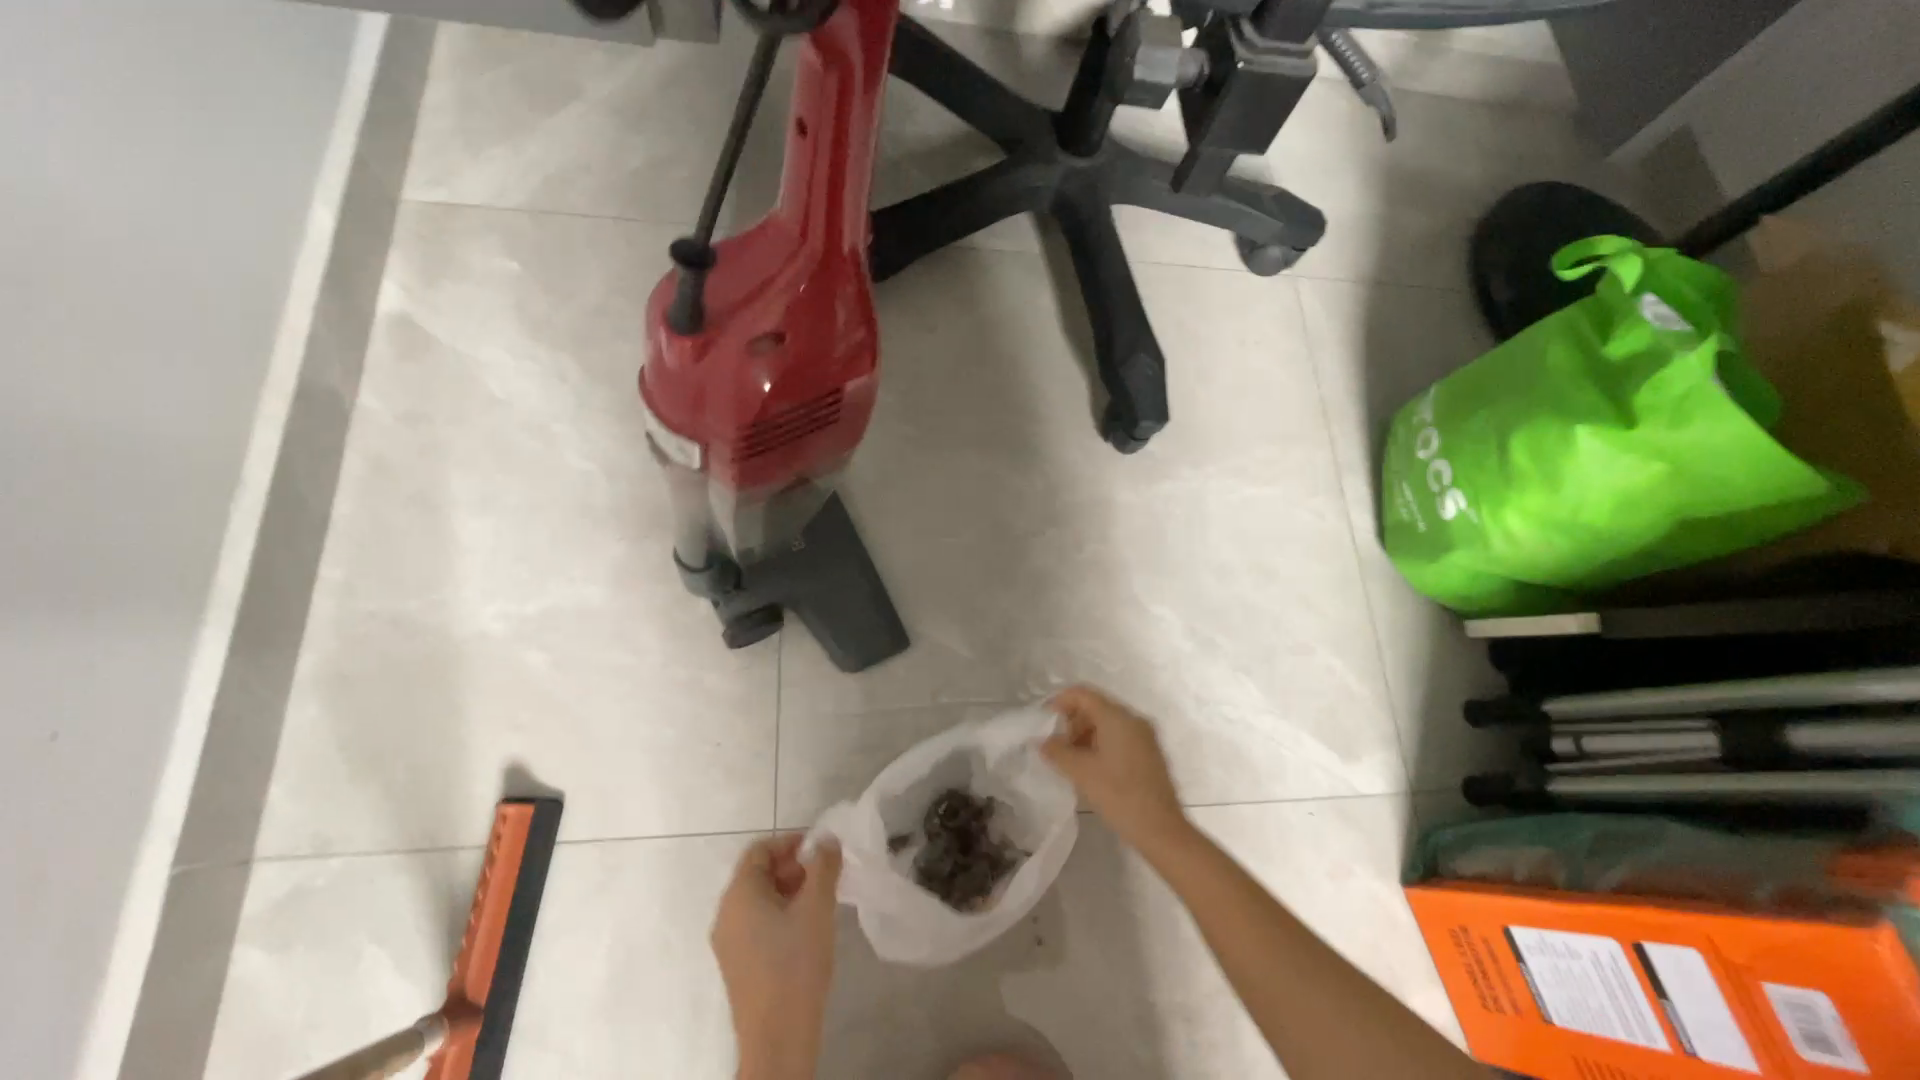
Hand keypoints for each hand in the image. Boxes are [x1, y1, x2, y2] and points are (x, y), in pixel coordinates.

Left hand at [711, 834, 842, 1078]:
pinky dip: (781, 916)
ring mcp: (728, 942)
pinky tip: (807, 932)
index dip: (791, 843)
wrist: (778, 1037)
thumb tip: (825, 840)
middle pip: (757, 874)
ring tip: (822, 904)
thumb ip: (822, 867)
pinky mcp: (737, 964)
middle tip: (826, 878)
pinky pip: (756, 924)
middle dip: (793, 868)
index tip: (822, 852)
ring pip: (758, 901)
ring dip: (789, 893)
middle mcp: (725, 914)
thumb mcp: (817, 908)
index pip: (759, 850)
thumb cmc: (796, 964)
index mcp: (738, 894)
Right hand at [1041, 685, 1190, 853]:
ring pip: (1108, 724)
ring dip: (1085, 735)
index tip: (1043, 720)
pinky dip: (1100, 744)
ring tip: (1070, 761)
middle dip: (1072, 722)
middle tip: (1056, 746)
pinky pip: (1120, 737)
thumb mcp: (1081, 772)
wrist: (1160, 828)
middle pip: (1096, 707)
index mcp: (1118, 717)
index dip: (1059, 701)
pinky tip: (1091, 768)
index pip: (1083, 694)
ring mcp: (1145, 737)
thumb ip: (1057, 751)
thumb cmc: (1118, 795)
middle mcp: (1134, 720)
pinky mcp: (1150, 753)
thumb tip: (1042, 741)